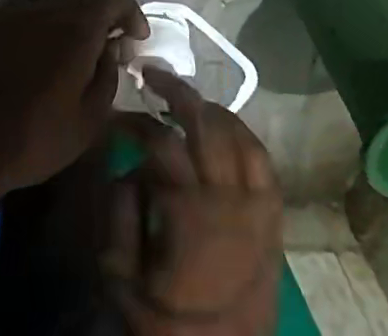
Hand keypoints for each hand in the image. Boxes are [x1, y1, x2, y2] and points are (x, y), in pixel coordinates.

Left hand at [0, 0, 146, 200]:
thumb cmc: (33, 138)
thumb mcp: (88, 121)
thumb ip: (108, 74)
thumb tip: (111, 47)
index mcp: (75, 26)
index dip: (130, 12)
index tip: (136, 38)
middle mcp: (45, 6)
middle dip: (103, 17)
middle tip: (109, 49)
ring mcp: (14, 9)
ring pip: (56, 2)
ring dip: (73, 21)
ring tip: (76, 54)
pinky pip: (30, 10)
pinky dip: (46, 24)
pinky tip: (45, 53)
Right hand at [103, 69, 282, 335]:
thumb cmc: (166, 321)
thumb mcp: (120, 276)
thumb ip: (116, 213)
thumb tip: (125, 167)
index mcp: (189, 212)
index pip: (159, 142)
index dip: (133, 121)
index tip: (114, 118)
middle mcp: (229, 198)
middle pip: (205, 123)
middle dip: (176, 91)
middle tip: (151, 75)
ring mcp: (258, 206)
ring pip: (239, 134)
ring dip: (210, 108)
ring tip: (185, 99)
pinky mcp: (273, 218)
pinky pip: (264, 160)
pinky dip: (244, 134)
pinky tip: (225, 127)